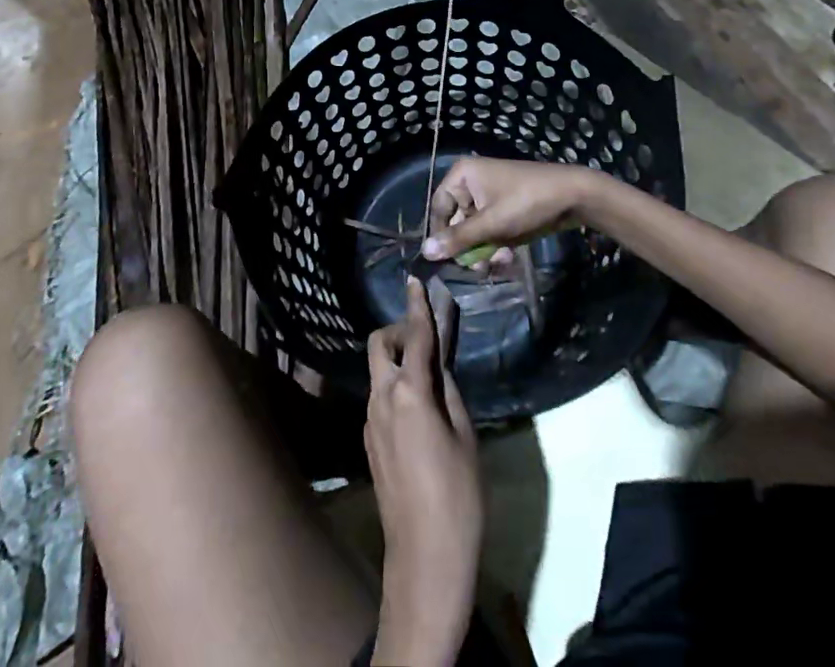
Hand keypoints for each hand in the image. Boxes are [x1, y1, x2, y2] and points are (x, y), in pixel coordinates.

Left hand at [366, 278, 480, 666]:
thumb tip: (441, 363)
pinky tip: (419, 403)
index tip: (415, 282)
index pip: (415, 338)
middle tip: (428, 334)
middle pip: (380, 346)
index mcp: (408, 393)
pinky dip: (395, 384)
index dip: (418, 307)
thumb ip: (450, 391)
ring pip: (378, 372)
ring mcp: (369, 420)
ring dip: (397, 358)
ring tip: (430, 368)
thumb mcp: (465, 435)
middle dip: (399, 330)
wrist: (424, 552)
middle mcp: (380, 399)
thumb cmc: (458, 492)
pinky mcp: (368, 440)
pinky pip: (379, 396)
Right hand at [421, 157, 604, 265]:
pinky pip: (490, 230)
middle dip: (469, 247)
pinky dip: (496, 244)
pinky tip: (508, 256)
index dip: (442, 235)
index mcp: (463, 175)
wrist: (575, 196)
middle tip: (478, 267)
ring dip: (483, 250)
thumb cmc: (528, 202)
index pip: (439, 209)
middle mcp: (471, 183)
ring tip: (498, 262)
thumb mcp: (491, 223)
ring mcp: (489, 196)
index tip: (448, 259)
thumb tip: (425, 253)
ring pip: (474, 230)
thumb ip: (458, 239)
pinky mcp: (504, 209)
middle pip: (457, 222)